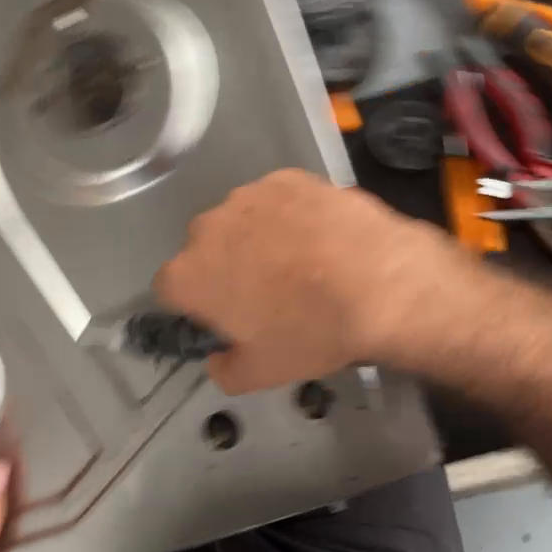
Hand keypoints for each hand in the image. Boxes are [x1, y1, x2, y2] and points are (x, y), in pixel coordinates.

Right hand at [155, 169, 470, 393]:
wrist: (381, 283)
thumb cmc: (312, 331)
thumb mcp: (262, 373)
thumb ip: (224, 369)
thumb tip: (218, 360)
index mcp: (189, 275)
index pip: (170, 289)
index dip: (195, 306)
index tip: (224, 318)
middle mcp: (208, 226)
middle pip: (204, 250)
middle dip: (224, 268)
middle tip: (266, 293)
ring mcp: (249, 195)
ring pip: (240, 221)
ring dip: (256, 238)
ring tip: (300, 263)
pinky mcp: (289, 178)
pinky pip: (276, 200)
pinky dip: (289, 216)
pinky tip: (320, 238)